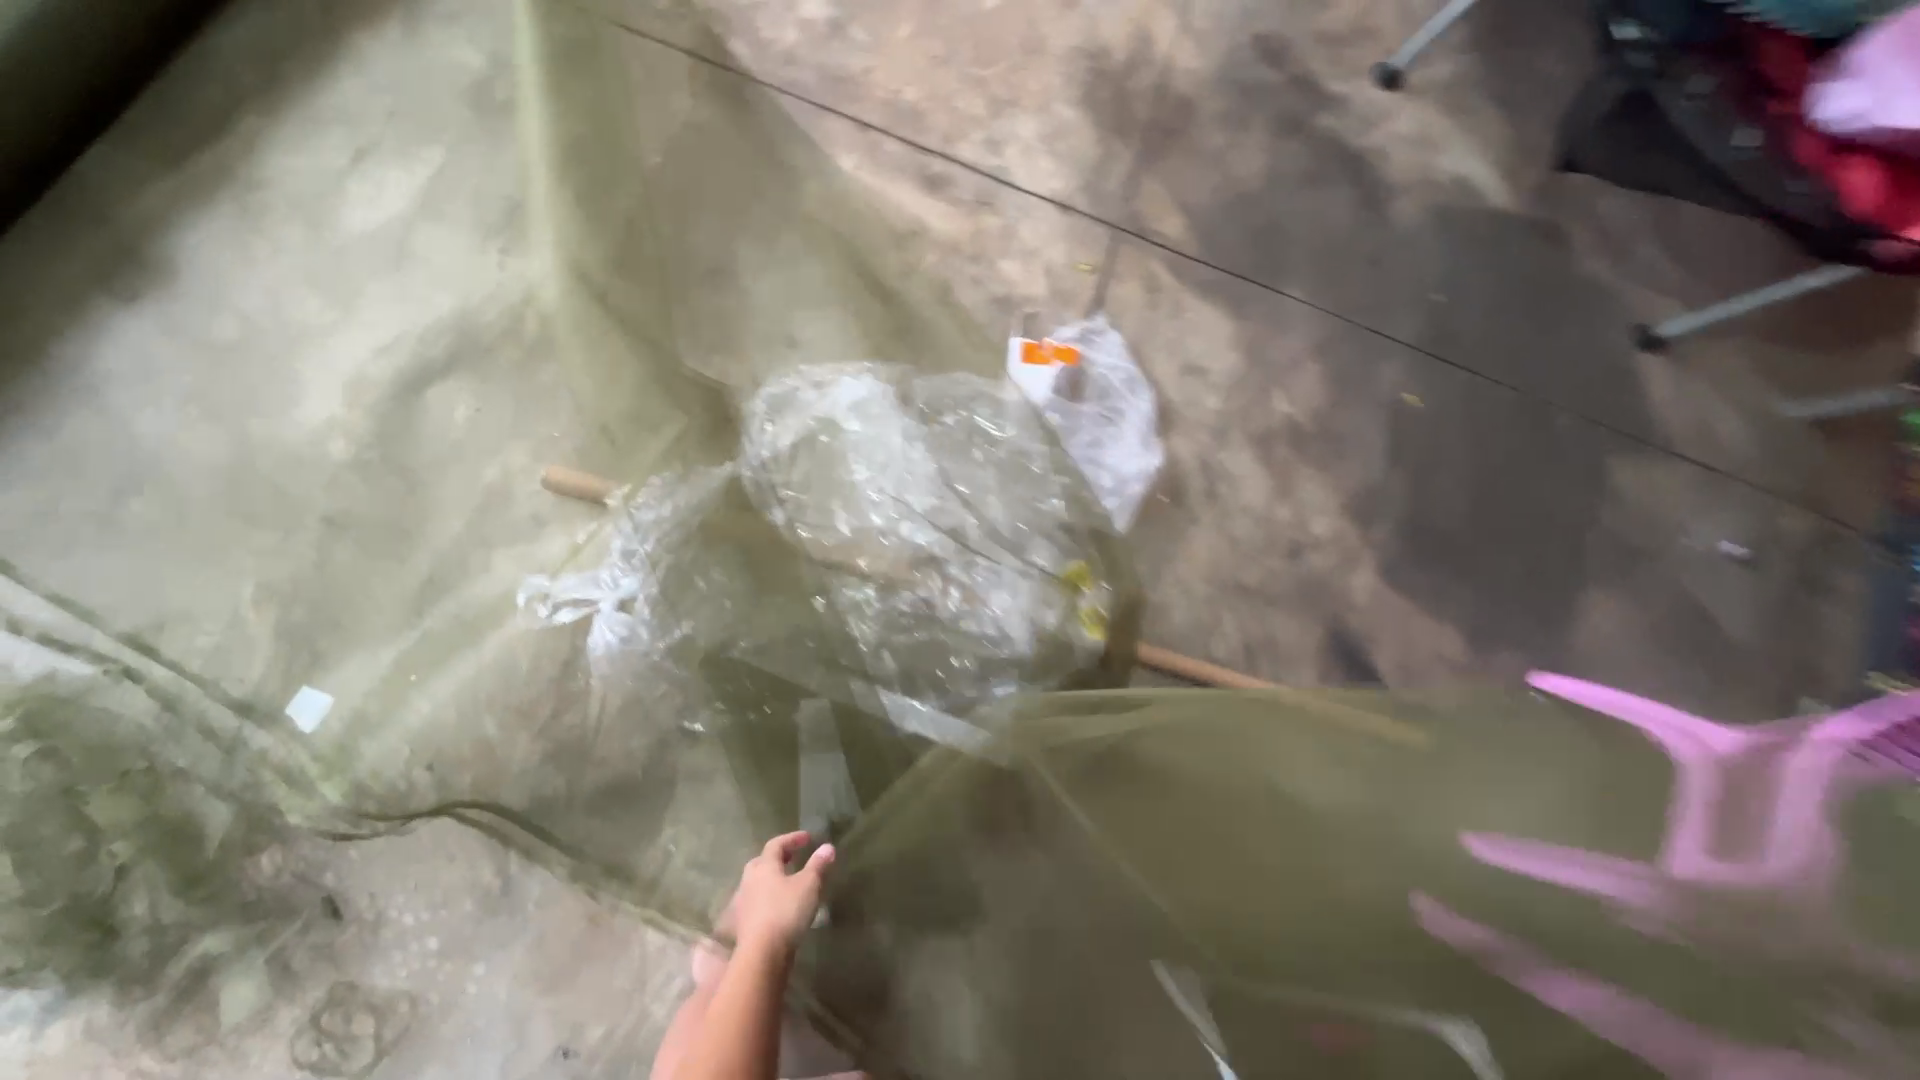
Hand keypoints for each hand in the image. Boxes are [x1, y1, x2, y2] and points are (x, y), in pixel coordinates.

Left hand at [725, 831, 833, 956]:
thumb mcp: (808, 885)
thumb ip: (818, 865)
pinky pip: (755, 902)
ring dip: (771, 879)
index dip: (792, 839)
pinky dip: (767, 899)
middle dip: (778, 858)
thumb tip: (828, 847)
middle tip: (793, 858)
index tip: (808, 838)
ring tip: (787, 884)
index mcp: (764, 866)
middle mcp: (749, 880)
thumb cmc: (786, 912)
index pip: (776, 844)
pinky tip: (778, 908)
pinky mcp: (742, 923)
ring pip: (757, 883)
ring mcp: (742, 902)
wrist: (761, 953)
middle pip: (762, 862)